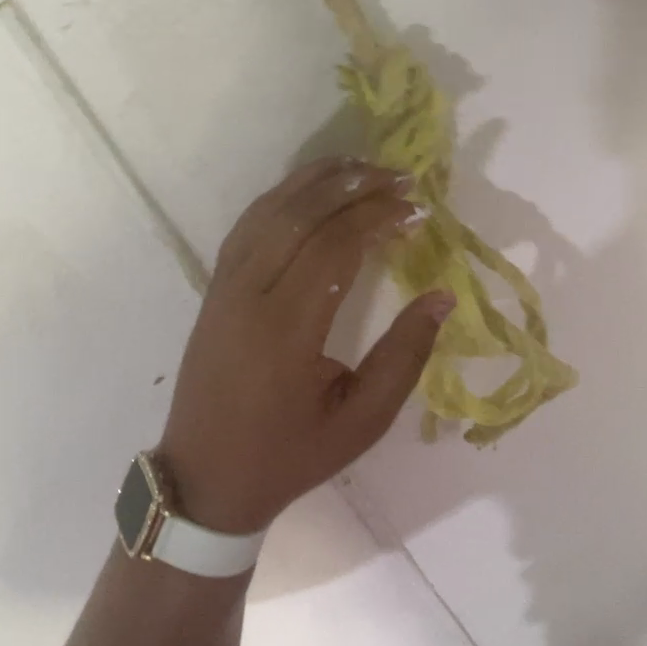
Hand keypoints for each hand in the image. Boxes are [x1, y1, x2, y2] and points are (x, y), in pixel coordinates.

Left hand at [155, 158, 453, 534]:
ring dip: (316, 181)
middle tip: (399, 176)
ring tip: (362, 167)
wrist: (205, 478)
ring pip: (269, 211)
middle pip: (300, 216)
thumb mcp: (361, 421)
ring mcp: (224, 287)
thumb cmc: (289, 455)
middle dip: (353, 186)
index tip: (415, 209)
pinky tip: (311, 190)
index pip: (334, 247)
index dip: (377, 218)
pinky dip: (282, 197)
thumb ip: (404, 357)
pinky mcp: (214, 287)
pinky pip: (248, 224)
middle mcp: (248, 296)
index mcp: (285, 331)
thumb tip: (442, 297)